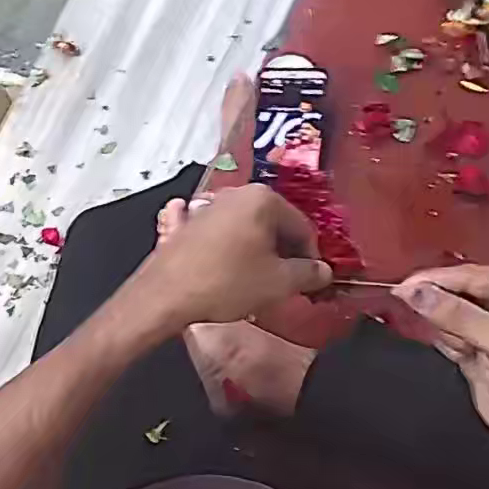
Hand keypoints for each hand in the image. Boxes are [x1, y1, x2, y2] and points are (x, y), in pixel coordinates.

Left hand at [120, 184, 331, 333]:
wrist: (165, 294)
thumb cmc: (227, 282)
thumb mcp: (278, 283)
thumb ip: (308, 274)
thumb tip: (323, 271)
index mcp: (263, 199)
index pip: (301, 227)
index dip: (311, 257)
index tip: (310, 281)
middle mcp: (236, 194)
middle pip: (274, 225)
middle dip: (284, 254)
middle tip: (287, 283)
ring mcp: (209, 206)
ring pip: (248, 229)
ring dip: (258, 252)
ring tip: (259, 281)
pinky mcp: (189, 223)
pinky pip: (222, 234)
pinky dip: (231, 249)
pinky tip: (229, 269)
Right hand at [395, 265, 488, 454]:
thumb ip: (459, 316)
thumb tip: (412, 290)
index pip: (479, 274)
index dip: (439, 280)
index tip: (402, 288)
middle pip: (462, 288)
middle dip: (445, 308)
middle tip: (440, 329)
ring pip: (450, 308)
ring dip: (448, 329)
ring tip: (467, 352)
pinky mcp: (480, 339)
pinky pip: (449, 327)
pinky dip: (448, 340)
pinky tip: (466, 357)